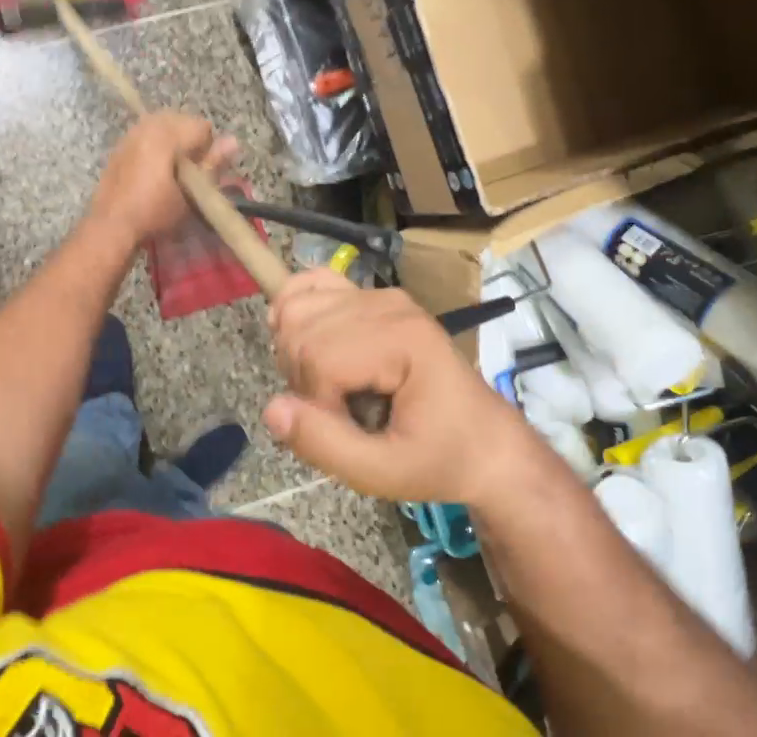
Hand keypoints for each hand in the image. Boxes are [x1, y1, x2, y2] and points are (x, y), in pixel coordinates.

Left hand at [87, 113, 238, 244]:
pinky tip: (153, 171)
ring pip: (162, 126)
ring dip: (173, 142)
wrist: (111, 226)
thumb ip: (213, 164)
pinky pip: (145, 135)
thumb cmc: (155, 212)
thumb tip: (234, 141)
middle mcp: (146, 127)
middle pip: (181, 121)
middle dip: (190, 142)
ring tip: (172, 171)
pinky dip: (155, 146)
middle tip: (189, 172)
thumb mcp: (191, 193)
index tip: (203, 173)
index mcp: (165, 134)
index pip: (201, 126)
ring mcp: (130, 135)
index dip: (208, 149)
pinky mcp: (119, 147)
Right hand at [263, 270, 525, 504]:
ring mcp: (378, 295)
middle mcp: (388, 304)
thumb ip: (325, 445)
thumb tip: (271, 408)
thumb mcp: (384, 473)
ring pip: (296, 308)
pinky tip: (303, 344)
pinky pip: (310, 283)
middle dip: (304, 379)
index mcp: (403, 340)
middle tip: (340, 413)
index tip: (350, 434)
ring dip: (296, 353)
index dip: (318, 405)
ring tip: (331, 387)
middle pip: (302, 330)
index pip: (319, 358)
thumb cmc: (440, 459)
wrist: (485, 445)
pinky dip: (292, 310)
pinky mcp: (369, 296)